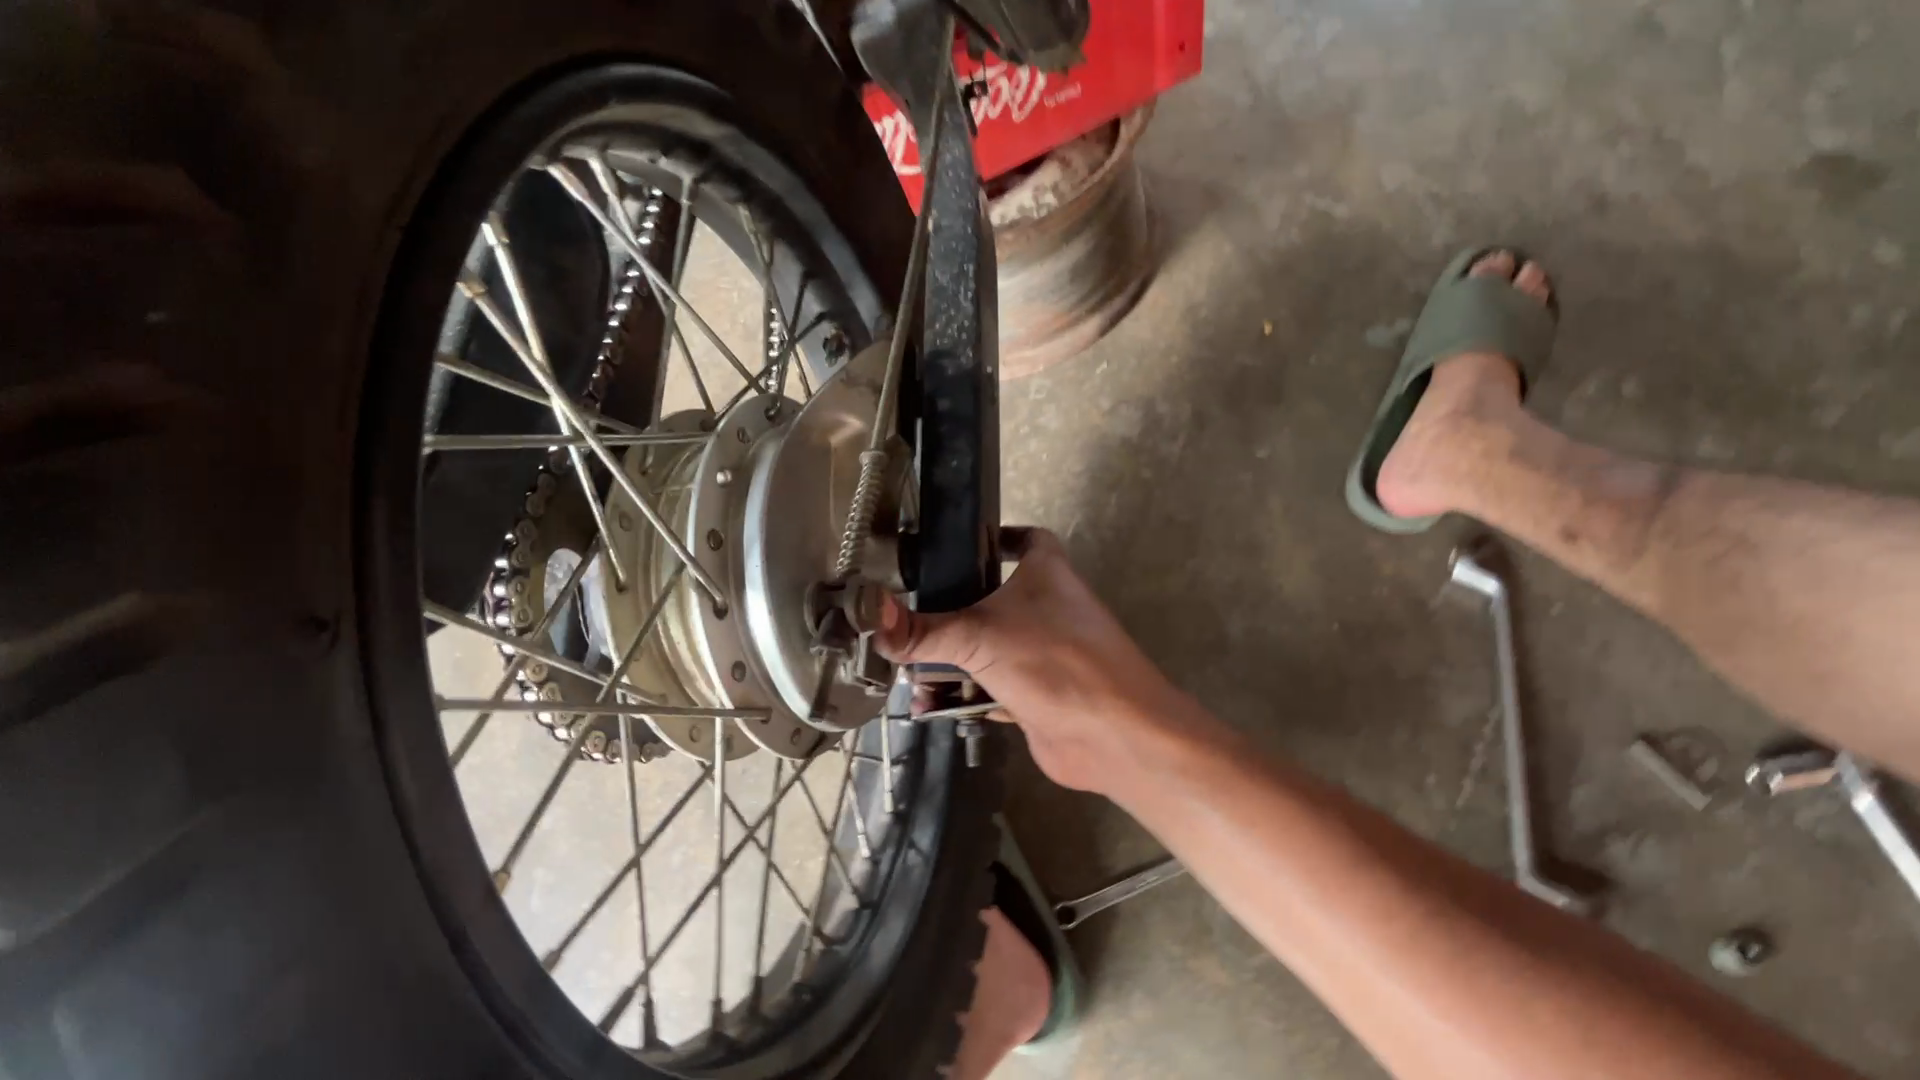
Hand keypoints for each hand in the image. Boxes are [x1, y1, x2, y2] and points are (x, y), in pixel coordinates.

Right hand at [876, 528, 1200, 794]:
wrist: (1113, 737)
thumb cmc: (1056, 663)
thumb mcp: (980, 638)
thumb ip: (924, 632)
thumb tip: (873, 619)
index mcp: (1046, 574)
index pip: (1026, 538)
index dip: (996, 536)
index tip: (958, 545)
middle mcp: (1047, 609)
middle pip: (990, 599)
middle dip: (947, 614)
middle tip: (905, 621)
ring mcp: (1043, 655)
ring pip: (987, 649)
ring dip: (949, 663)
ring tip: (907, 674)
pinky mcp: (1036, 696)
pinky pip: (990, 689)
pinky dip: (962, 697)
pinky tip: (928, 707)